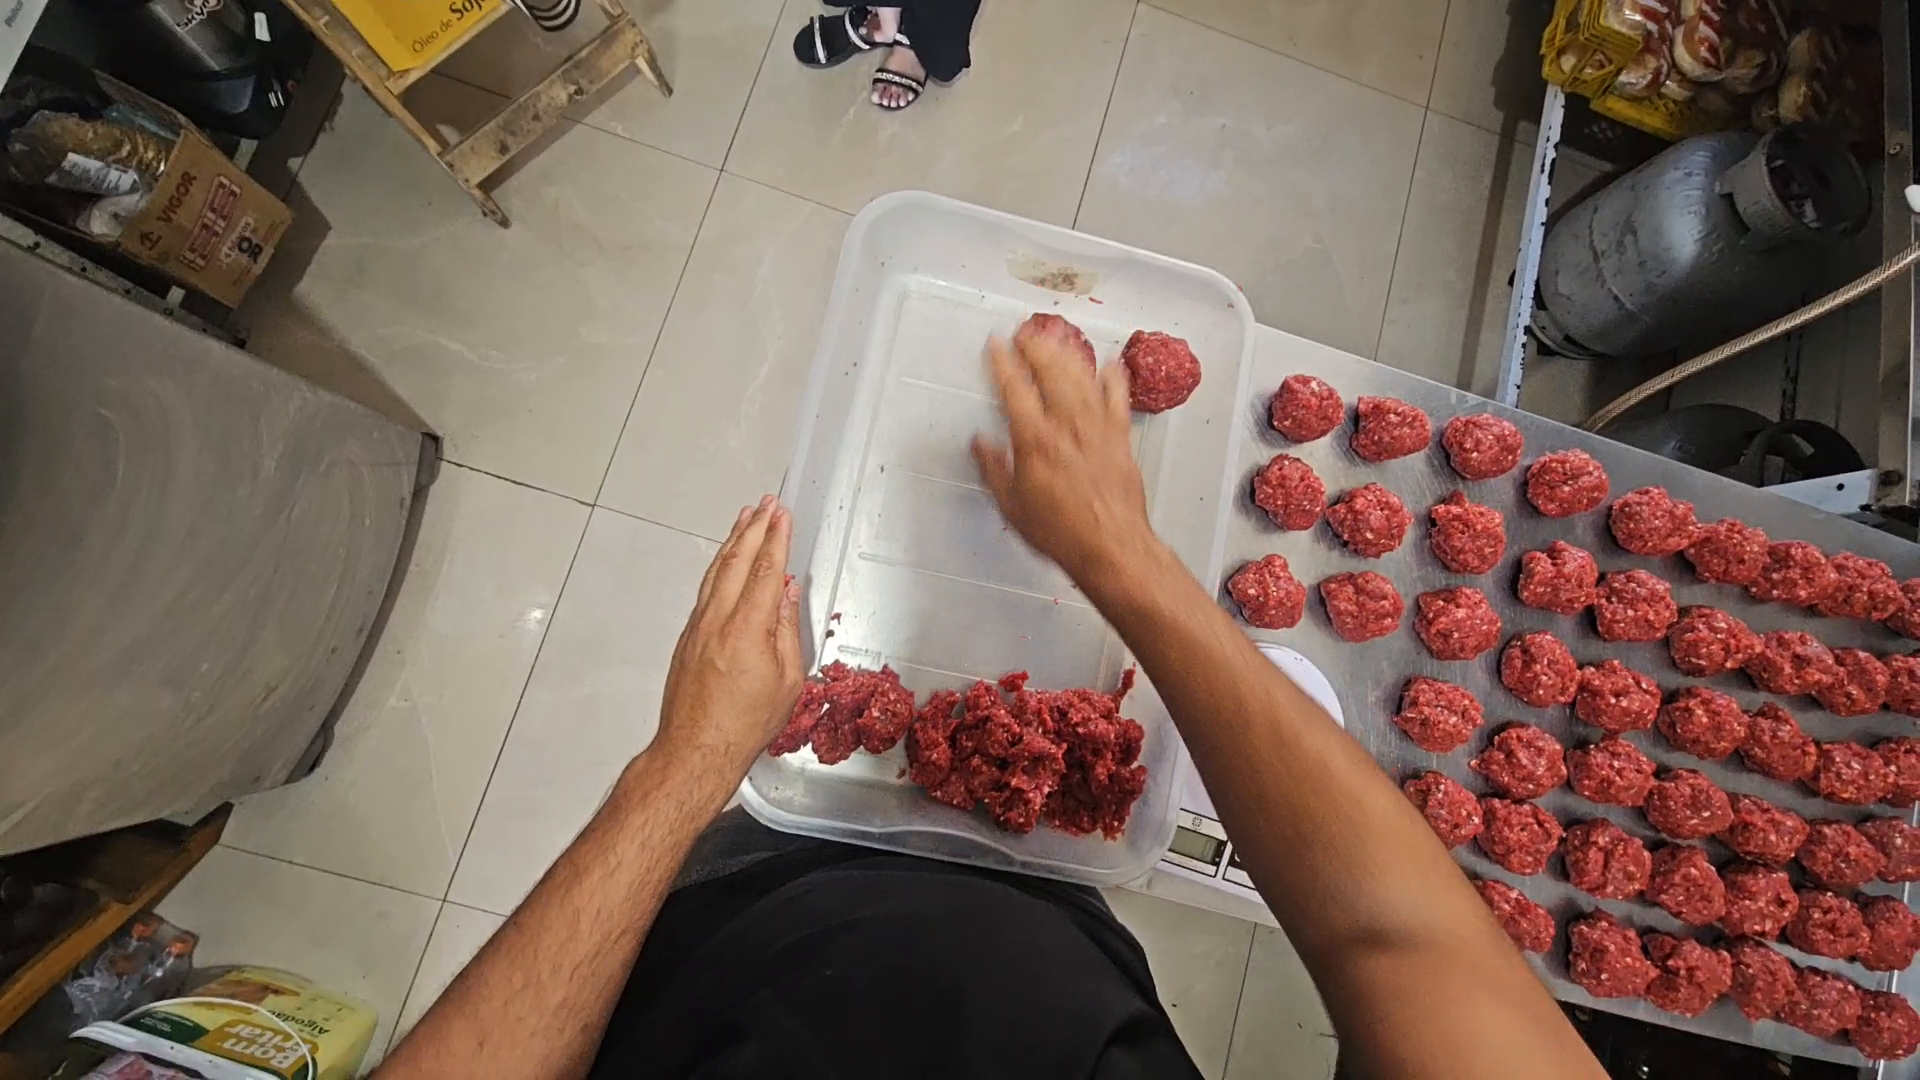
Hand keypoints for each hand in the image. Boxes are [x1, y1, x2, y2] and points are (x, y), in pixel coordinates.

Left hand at [652, 496, 804, 797]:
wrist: (696, 750)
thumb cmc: (745, 724)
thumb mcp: (787, 680)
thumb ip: (786, 630)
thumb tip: (786, 593)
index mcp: (747, 631)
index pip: (764, 571)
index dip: (776, 539)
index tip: (783, 515)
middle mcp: (717, 621)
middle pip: (736, 561)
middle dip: (754, 527)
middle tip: (766, 504)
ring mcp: (698, 627)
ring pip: (716, 571)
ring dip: (732, 540)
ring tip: (745, 517)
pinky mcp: (688, 636)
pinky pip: (706, 588)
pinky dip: (720, 564)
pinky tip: (727, 558)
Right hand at [971, 331, 1160, 587]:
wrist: (1111, 546)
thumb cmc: (1061, 531)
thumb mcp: (1012, 505)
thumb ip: (995, 468)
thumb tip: (982, 444)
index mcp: (1035, 439)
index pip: (1014, 388)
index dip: (1002, 362)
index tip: (996, 344)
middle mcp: (1068, 425)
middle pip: (1051, 371)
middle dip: (1036, 345)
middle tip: (1026, 331)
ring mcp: (1098, 427)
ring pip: (1083, 377)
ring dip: (1068, 353)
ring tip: (1057, 337)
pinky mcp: (1121, 437)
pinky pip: (1118, 397)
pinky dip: (1113, 376)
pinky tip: (1110, 363)